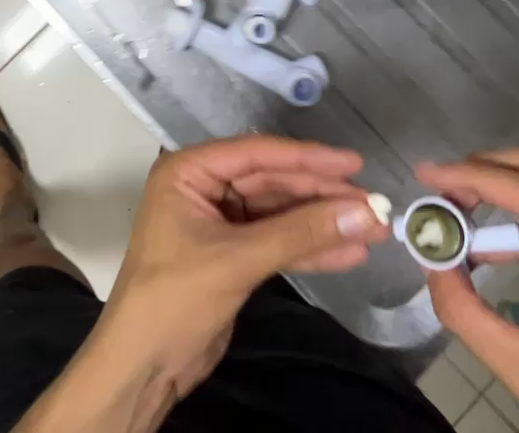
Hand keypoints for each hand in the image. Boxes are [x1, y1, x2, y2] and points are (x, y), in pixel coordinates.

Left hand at [96, 136, 389, 397]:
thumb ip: (300, 234)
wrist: (144, 365)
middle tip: (374, 205)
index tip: (355, 162)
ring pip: (280, 213)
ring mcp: (218, 221)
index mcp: (189, 171)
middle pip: (273, 182)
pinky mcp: (232, 253)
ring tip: (374, 230)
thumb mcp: (237, 260)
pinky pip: (277, 241)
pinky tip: (349, 253)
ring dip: (323, 223)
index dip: (308, 158)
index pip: (257, 154)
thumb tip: (364, 213)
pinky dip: (310, 248)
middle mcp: (202, 188)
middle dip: (322, 196)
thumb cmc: (174, 298)